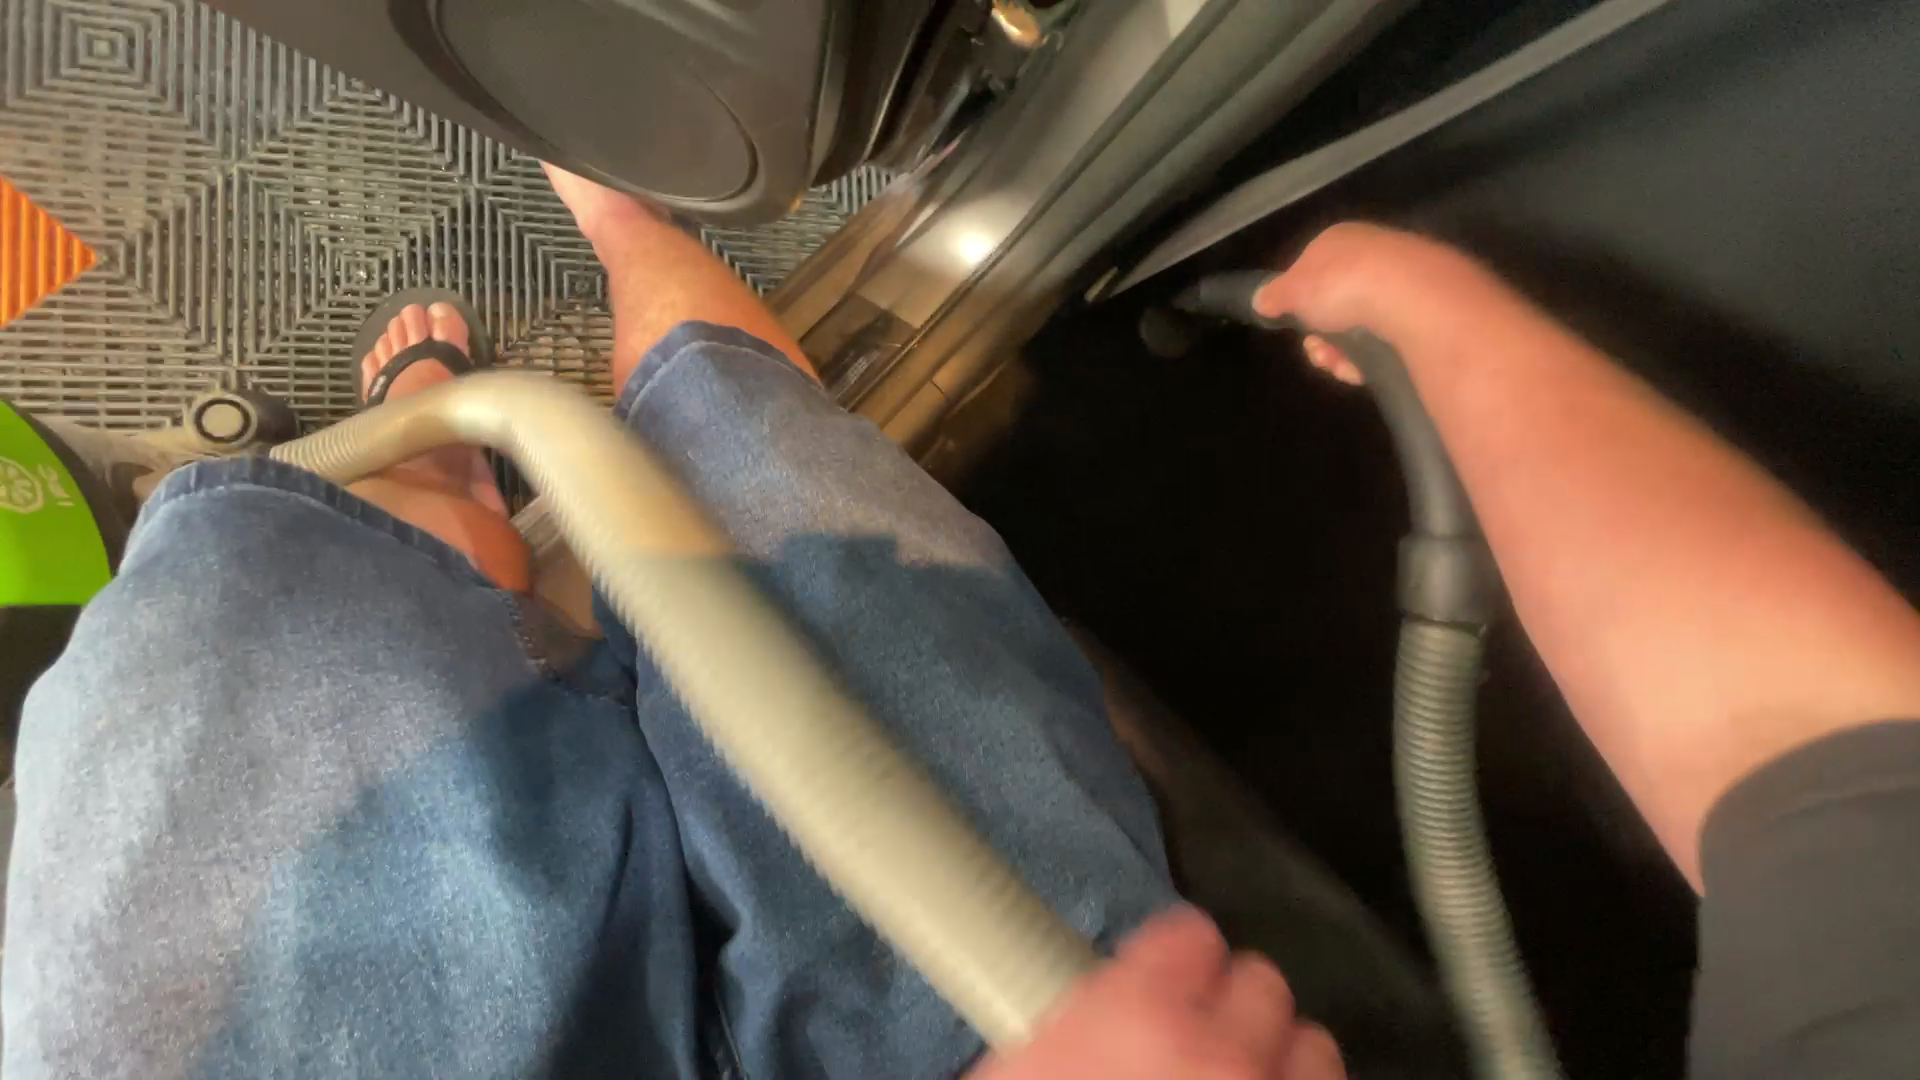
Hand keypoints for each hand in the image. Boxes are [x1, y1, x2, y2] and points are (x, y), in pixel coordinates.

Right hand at [966, 908, 1344, 1079]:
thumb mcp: (1036, 1069)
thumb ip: (1101, 1018)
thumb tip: (1141, 997)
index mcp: (1140, 1014)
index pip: (1193, 936)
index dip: (1179, 959)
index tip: (1170, 979)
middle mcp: (1219, 1056)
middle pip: (1261, 982)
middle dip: (1233, 1007)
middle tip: (1201, 1044)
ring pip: (1314, 1050)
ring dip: (1280, 1063)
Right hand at [1251, 223, 1495, 383]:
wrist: (1411, 297)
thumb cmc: (1341, 286)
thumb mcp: (1291, 291)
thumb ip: (1272, 296)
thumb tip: (1261, 299)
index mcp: (1338, 240)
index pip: (1309, 269)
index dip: (1296, 301)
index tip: (1290, 323)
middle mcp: (1370, 254)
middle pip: (1332, 304)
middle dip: (1318, 335)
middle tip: (1316, 350)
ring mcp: (1399, 282)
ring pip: (1355, 327)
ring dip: (1338, 352)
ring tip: (1337, 363)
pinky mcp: (1420, 311)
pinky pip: (1382, 339)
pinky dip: (1367, 357)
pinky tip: (1361, 367)